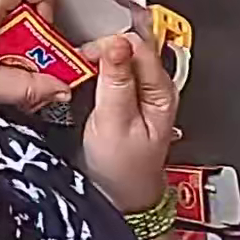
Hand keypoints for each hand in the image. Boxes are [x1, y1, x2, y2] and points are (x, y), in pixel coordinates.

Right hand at [81, 33, 177, 212]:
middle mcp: (152, 83)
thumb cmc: (121, 167)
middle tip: (80, 73)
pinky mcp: (123, 92)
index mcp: (160, 89)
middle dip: (98, 53)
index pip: (136, 44)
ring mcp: (138, 88)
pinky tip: (82, 82)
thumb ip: (116, 80)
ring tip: (79, 79)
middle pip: (125, 45)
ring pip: (115, 55)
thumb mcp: (115, 122)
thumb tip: (117, 42)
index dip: (107, 47)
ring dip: (93, 61)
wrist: (119, 196)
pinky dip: (91, 70)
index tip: (86, 60)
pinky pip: (107, 68)